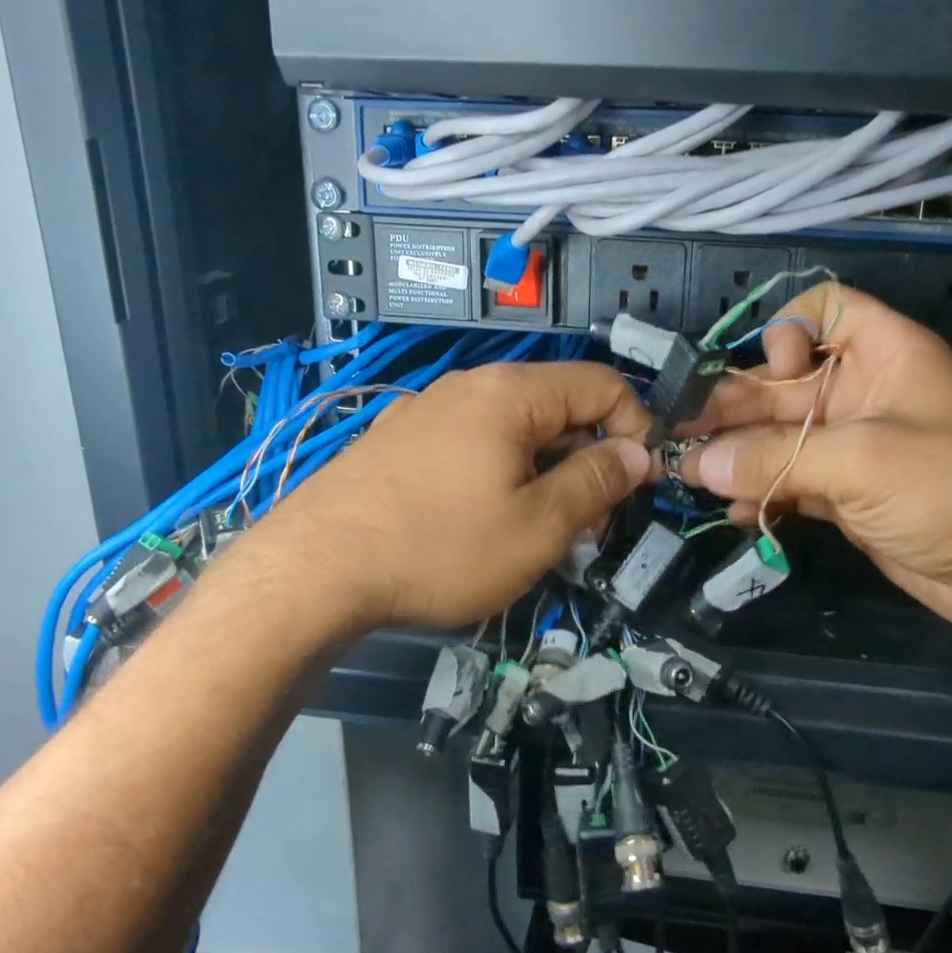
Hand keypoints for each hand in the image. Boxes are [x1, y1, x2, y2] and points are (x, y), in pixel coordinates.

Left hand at [229, 361, 653, 633]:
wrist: (314, 569)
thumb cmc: (440, 547)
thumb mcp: (537, 527)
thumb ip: (596, 483)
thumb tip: (637, 453)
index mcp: (512, 392)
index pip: (603, 383)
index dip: (635, 429)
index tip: (636, 488)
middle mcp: (470, 385)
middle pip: (558, 406)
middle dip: (588, 459)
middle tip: (587, 525)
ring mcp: (428, 410)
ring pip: (514, 430)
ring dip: (544, 473)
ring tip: (535, 533)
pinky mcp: (400, 440)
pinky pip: (472, 444)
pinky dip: (499, 475)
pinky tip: (480, 524)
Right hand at [680, 284, 951, 635]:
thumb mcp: (862, 462)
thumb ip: (775, 460)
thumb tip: (697, 465)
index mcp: (883, 355)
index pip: (826, 311)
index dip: (789, 330)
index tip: (769, 370)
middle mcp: (863, 393)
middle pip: (782, 385)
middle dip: (733, 409)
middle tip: (680, 437)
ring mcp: (853, 448)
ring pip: (779, 439)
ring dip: (737, 456)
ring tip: (691, 477)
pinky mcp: (847, 496)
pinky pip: (789, 484)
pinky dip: (761, 496)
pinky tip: (734, 514)